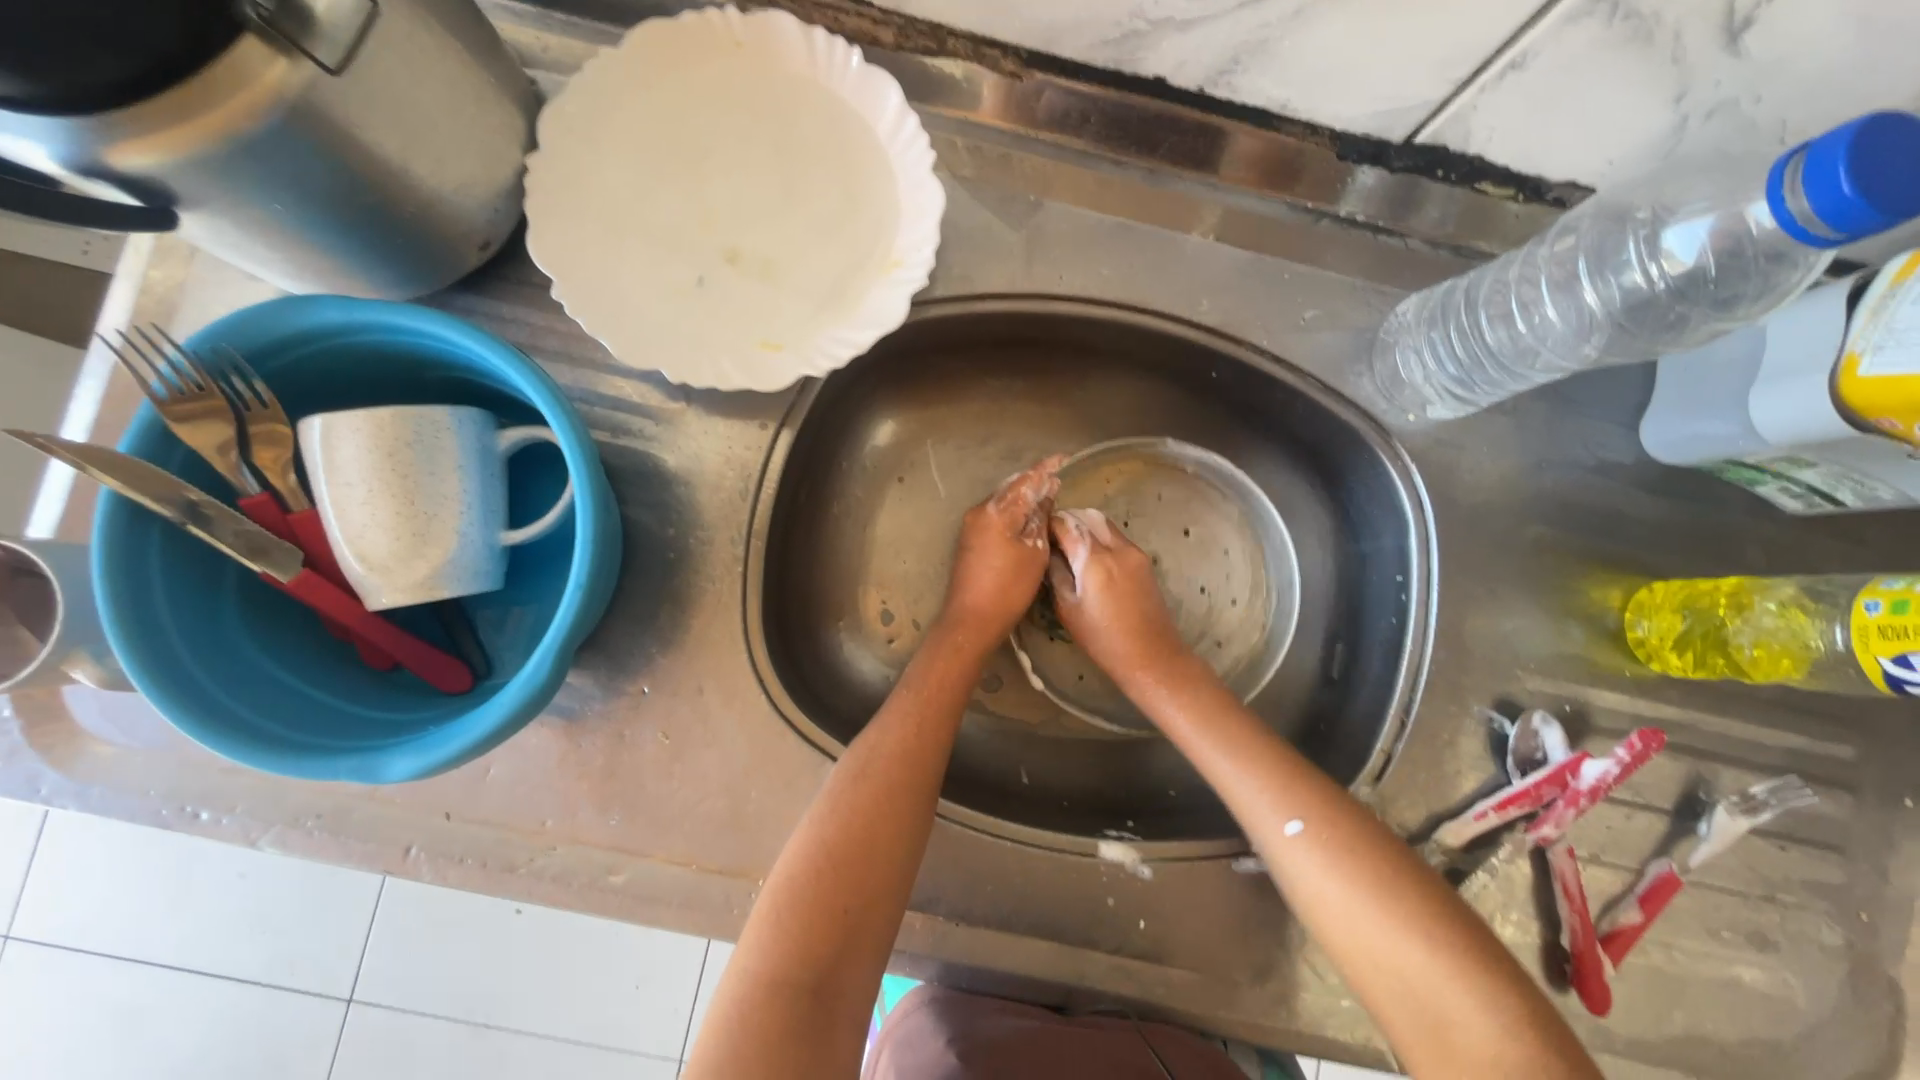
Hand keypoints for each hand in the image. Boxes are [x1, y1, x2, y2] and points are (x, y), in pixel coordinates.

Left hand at [938, 455, 1064, 644]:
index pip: (1026, 480)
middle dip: (1035, 482)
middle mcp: (980, 511)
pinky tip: (1029, 520)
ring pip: (1003, 502)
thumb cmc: (1008, 588)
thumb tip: (1046, 494)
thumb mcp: (1035, 553)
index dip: (1046, 468)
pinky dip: (1014, 513)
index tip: (1064, 458)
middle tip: (1058, 480)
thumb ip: (1040, 519)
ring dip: (1024, 498)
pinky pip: (996, 516)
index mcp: (996, 510)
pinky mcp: (970, 541)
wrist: (972, 620)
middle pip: (1012, 488)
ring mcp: (972, 526)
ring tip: (1048, 498)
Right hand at [1047, 508, 1190, 685]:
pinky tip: (1090, 560)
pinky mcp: (1144, 561)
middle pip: (1087, 515)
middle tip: (1051, 539)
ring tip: (1070, 549)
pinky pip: (1117, 537)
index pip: (1066, 523)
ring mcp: (1134, 552)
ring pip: (1104, 523)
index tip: (1037, 536)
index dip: (1048, 524)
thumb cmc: (1102, 639)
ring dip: (1085, 527)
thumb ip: (1056, 574)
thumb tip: (1048, 553)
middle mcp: (1117, 547)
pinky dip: (1100, 538)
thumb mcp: (1067, 609)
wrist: (1151, 656)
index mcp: (1095, 560)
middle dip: (1067, 520)